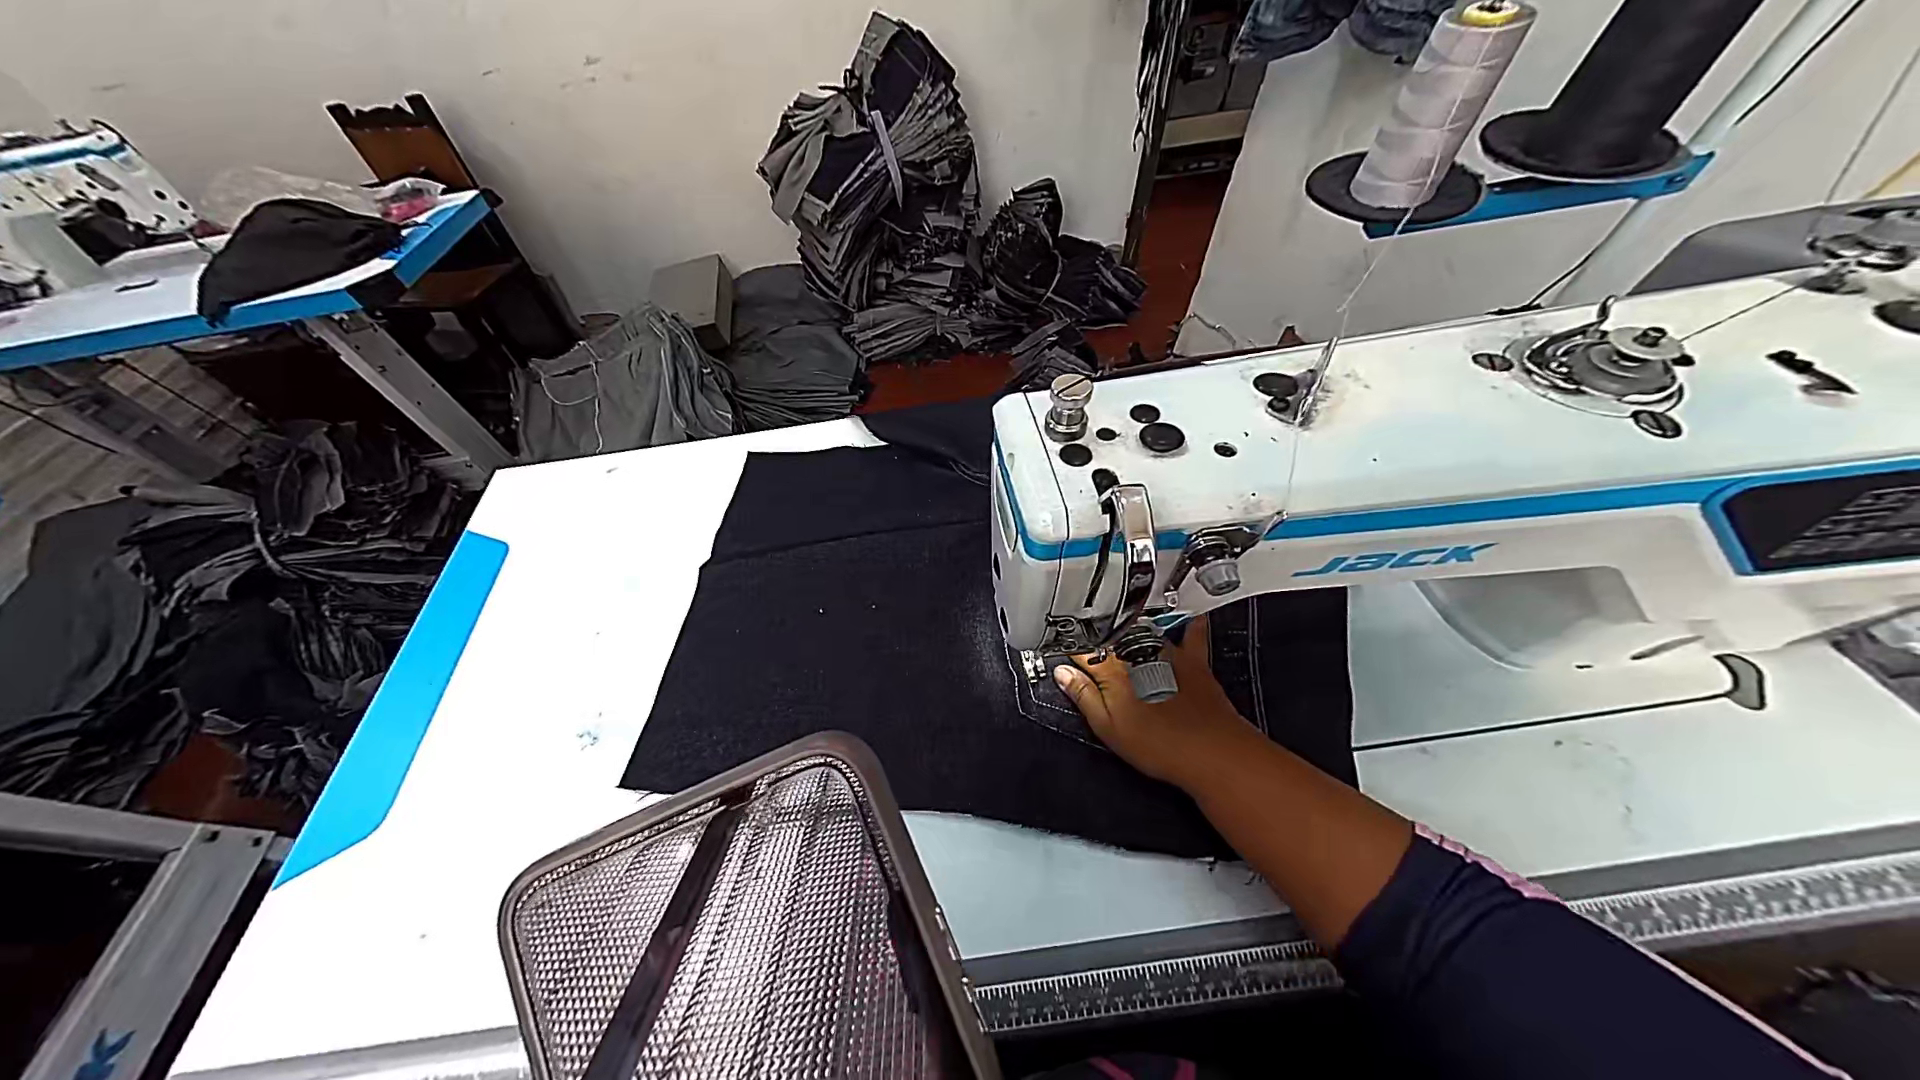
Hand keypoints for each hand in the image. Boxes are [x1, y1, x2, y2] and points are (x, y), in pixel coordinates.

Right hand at [1052, 617, 1260, 789]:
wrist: (1211, 751)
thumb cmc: (1159, 745)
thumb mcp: (1108, 728)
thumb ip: (1083, 695)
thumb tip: (1062, 673)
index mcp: (1112, 670)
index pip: (1083, 650)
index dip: (1070, 648)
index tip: (1062, 647)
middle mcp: (1139, 654)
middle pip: (1110, 636)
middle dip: (1096, 636)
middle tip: (1087, 640)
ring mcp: (1167, 653)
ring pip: (1142, 629)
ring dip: (1129, 626)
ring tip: (1120, 625)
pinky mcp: (1193, 660)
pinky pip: (1191, 632)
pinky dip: (1187, 621)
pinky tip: (1186, 613)